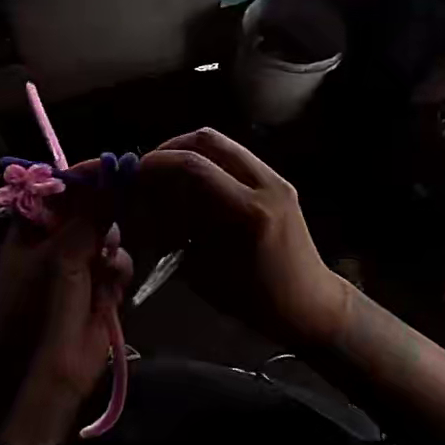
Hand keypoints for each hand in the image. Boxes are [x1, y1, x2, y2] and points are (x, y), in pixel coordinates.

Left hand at [0, 177, 131, 444]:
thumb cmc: (41, 309)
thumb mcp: (62, 257)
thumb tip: (112, 177)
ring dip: (110, 249)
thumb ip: (89, 217)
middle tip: (114, 214)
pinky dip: (117, 272)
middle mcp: (53, 243)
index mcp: (29, 230)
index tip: (111, 166)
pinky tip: (110, 290)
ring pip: (108, 236)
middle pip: (88, 210)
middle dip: (102, 216)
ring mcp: (77, 265)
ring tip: (102, 267)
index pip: (57, 191)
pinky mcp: (100, 287)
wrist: (48, 374)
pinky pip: (118, 263)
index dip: (82, 178)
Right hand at [131, 128, 354, 348]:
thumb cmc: (253, 300)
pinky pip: (235, 158)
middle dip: (171, 148)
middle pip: (208, 140)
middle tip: (149, 169)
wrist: (310, 304)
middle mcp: (266, 185)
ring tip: (167, 177)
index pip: (194, 166)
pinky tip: (193, 186)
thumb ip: (172, 230)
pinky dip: (208, 163)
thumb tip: (143, 201)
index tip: (135, 174)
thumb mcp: (201, 270)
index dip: (158, 163)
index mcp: (248, 212)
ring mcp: (276, 180)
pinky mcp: (278, 182)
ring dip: (189, 153)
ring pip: (222, 144)